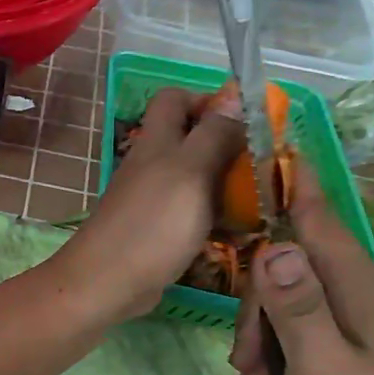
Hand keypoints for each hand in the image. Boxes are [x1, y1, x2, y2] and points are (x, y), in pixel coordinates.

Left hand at [47, 88, 244, 322]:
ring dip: (228, 181)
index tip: (246, 120)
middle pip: (190, 137)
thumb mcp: (189, 171)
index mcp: (155, 141)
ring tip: (264, 196)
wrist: (108, 281)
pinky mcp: (158, 227)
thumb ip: (212, 134)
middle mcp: (151, 163)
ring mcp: (153, 196)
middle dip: (229, 143)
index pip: (174, 99)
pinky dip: (217, 214)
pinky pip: (192, 210)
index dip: (207, 100)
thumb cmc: (152, 223)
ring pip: (195, 175)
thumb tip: (235, 94)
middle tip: (265, 162)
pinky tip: (243, 228)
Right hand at [230, 167, 373, 374]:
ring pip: (287, 296)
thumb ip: (298, 307)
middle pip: (290, 265)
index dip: (296, 185)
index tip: (276, 145)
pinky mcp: (347, 339)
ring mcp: (356, 317)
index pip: (321, 221)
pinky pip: (297, 322)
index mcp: (361, 289)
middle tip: (240, 356)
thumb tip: (275, 245)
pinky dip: (273, 344)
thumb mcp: (322, 367)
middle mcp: (361, 292)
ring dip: (260, 330)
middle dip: (256, 303)